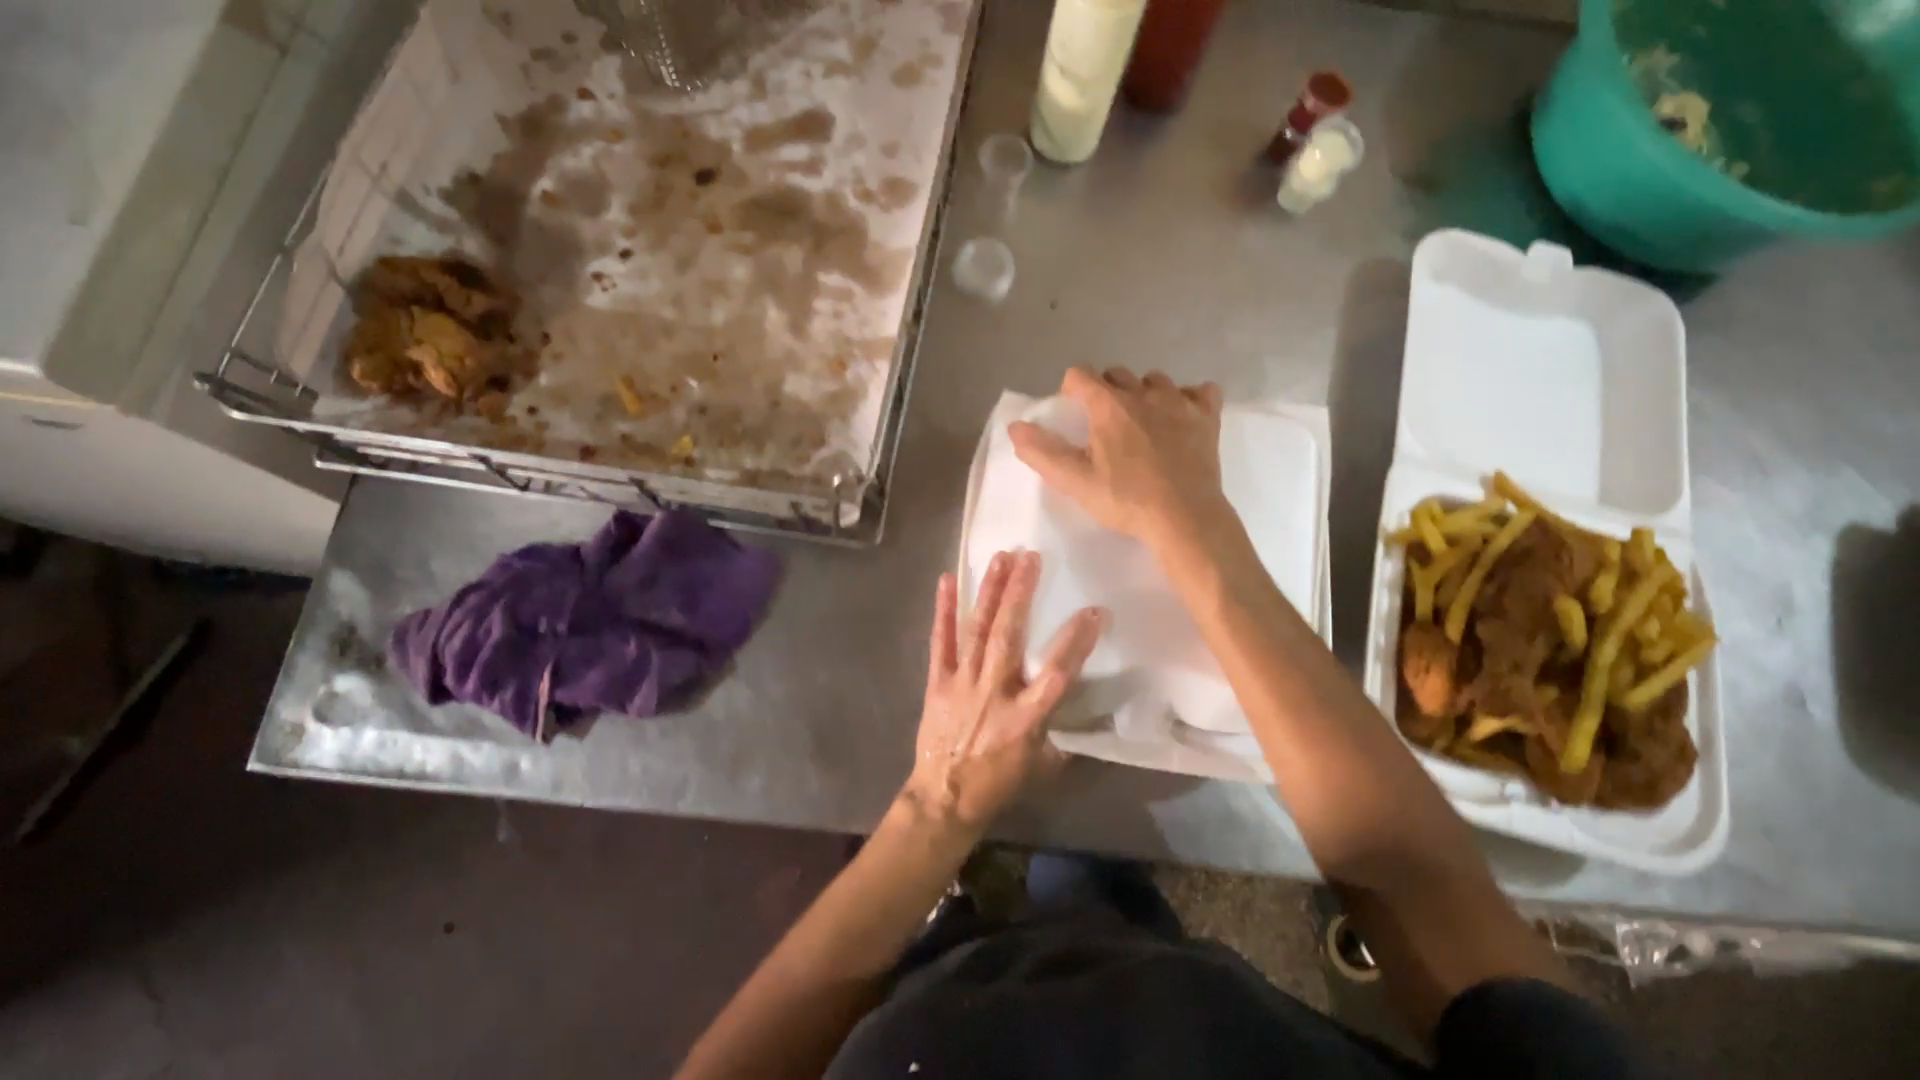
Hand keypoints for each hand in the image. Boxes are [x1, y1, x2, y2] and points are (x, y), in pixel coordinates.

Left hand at [903, 550, 1104, 831]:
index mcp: (1026, 716)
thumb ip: (1064, 735)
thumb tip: (1090, 714)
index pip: (1057, 672)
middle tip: (1030, 556)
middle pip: (1009, 636)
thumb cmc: (999, 784)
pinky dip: (942, 611)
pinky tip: (946, 581)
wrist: (945, 798)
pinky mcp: (937, 683)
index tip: (1095, 610)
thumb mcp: (1043, 767)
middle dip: (1020, 594)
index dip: (1077, 641)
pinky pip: (940, 642)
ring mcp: (962, 684)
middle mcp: (995, 692)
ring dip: (988, 591)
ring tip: (1000, 557)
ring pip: (977, 630)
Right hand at [1009, 367, 1232, 554]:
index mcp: (1109, 404)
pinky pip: (1202, 392)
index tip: (1072, 414)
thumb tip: (1015, 427)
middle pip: (1117, 374)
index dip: (1071, 390)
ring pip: (1156, 381)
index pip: (1079, 375)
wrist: (1185, 518)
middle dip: (1106, 391)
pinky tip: (1182, 418)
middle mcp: (1144, 393)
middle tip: (1104, 425)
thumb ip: (1042, 452)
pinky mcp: (1207, 418)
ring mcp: (1180, 402)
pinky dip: (1190, 399)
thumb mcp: (1075, 481)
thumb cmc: (1126, 500)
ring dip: (1145, 394)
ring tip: (1141, 423)